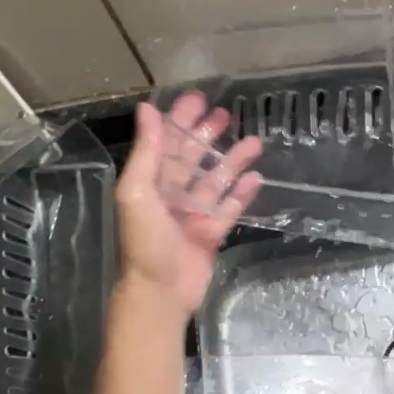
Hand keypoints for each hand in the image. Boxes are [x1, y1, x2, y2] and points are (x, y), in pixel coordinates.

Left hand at [113, 92, 262, 315]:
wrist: (159, 293)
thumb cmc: (144, 243)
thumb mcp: (137, 192)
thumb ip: (146, 153)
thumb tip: (147, 110)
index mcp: (150, 183)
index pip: (166, 144)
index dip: (180, 121)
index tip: (198, 99)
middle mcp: (171, 196)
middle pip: (191, 159)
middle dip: (207, 136)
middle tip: (226, 114)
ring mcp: (192, 215)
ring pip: (215, 181)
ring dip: (232, 161)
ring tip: (254, 142)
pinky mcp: (211, 235)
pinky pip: (228, 209)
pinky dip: (241, 194)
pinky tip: (255, 177)